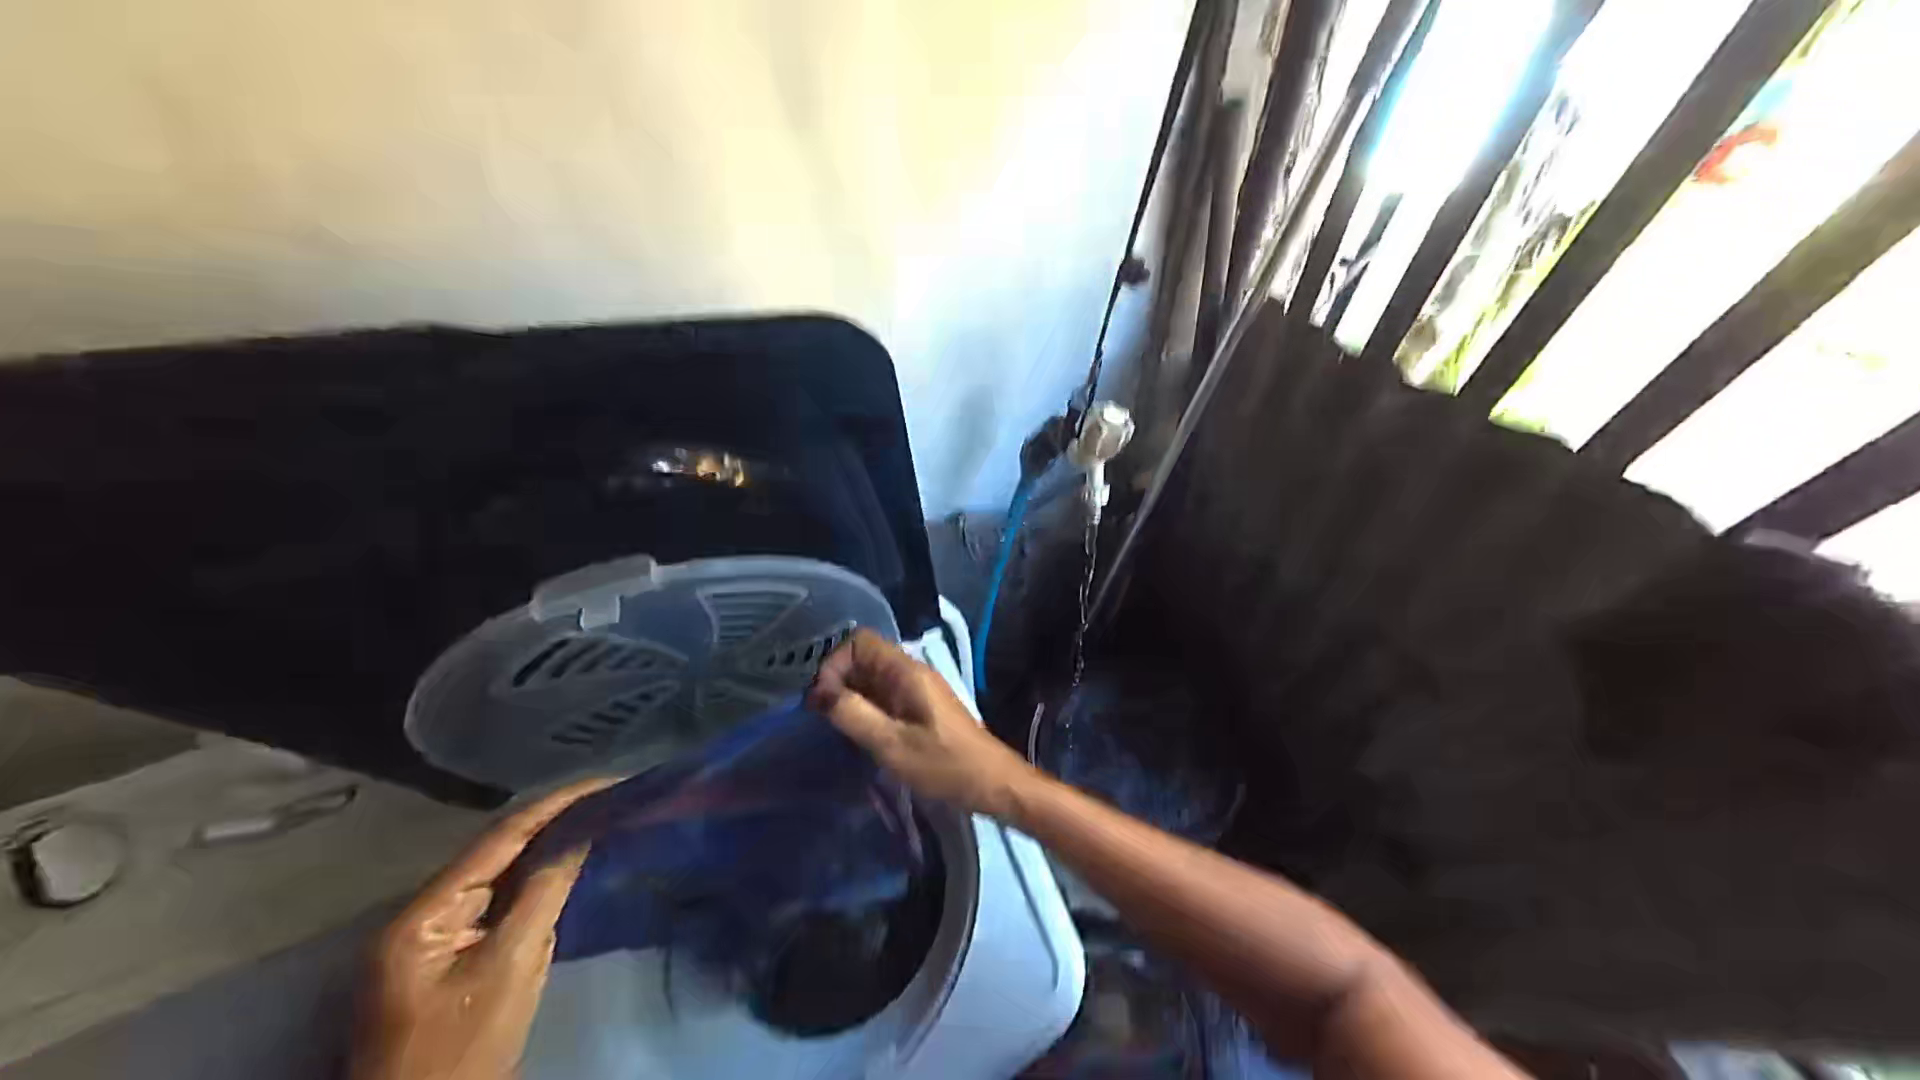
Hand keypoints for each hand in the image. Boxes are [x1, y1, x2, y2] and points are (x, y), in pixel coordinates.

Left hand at [351, 777, 612, 1079]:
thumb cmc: (464, 1048)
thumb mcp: (511, 966)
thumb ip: (545, 891)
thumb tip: (584, 831)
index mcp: (423, 912)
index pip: (500, 837)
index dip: (556, 804)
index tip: (607, 782)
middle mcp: (422, 912)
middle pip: (497, 849)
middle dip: (555, 818)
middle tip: (609, 795)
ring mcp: (434, 934)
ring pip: (500, 871)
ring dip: (549, 843)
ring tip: (599, 814)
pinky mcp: (451, 954)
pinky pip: (501, 898)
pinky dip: (537, 875)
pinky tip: (570, 859)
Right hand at [807, 628, 1037, 816]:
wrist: (993, 784)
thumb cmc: (944, 764)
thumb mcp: (891, 743)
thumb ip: (852, 714)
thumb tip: (816, 690)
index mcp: (906, 671)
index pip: (859, 642)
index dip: (834, 663)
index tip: (822, 698)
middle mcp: (911, 672)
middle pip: (864, 658)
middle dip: (838, 680)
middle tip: (823, 716)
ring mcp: (917, 689)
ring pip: (872, 678)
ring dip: (850, 696)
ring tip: (837, 727)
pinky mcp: (920, 708)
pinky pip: (884, 695)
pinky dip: (866, 708)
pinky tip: (860, 734)